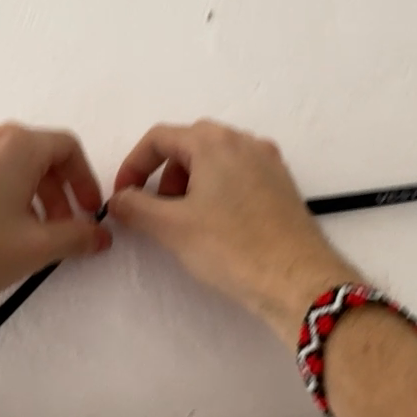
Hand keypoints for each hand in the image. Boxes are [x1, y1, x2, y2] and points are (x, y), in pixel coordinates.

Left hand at [0, 120, 109, 331]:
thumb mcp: (33, 250)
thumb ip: (76, 237)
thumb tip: (98, 234)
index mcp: (13, 146)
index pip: (66, 148)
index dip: (85, 180)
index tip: (87, 210)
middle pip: (33, 154)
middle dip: (54, 191)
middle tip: (60, 229)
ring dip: (21, 194)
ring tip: (21, 234)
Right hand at [108, 120, 356, 343]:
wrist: (298, 279)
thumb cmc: (230, 247)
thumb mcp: (171, 227)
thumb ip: (135, 206)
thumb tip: (118, 199)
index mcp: (214, 142)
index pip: (160, 138)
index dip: (133, 164)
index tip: (124, 195)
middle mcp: (244, 142)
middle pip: (189, 145)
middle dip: (164, 175)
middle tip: (157, 211)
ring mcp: (268, 162)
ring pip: (216, 161)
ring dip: (191, 184)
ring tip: (187, 222)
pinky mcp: (283, 185)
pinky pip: (239, 176)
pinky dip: (217, 191)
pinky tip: (218, 226)